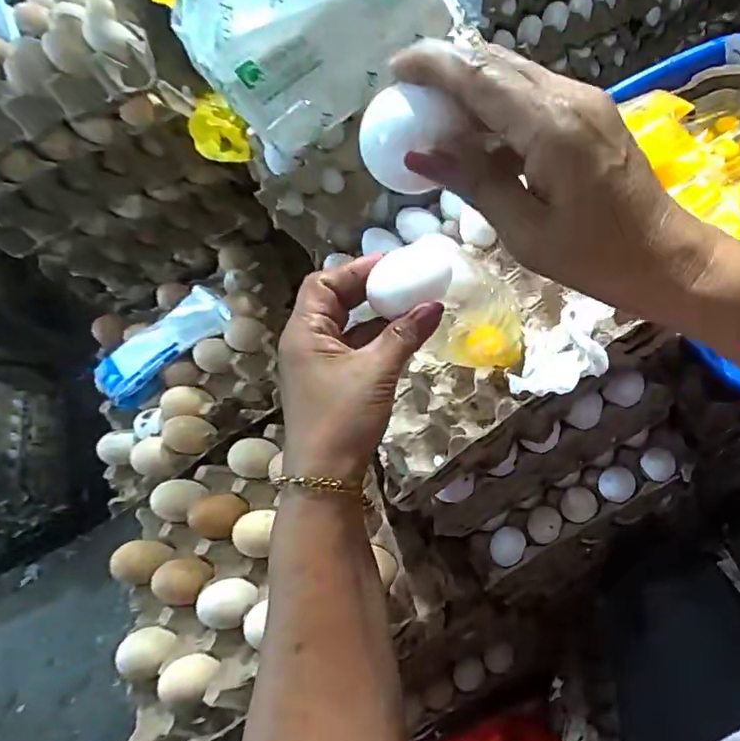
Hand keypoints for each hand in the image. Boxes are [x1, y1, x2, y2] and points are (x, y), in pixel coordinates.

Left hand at [277, 256, 443, 482]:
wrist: (325, 476)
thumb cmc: (343, 418)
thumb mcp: (376, 371)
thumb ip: (405, 335)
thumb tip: (434, 305)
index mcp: (305, 331)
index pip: (324, 283)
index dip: (356, 270)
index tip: (392, 264)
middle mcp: (306, 341)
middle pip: (334, 300)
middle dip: (368, 289)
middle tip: (405, 280)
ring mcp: (318, 363)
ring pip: (347, 325)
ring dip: (376, 314)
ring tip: (410, 303)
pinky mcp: (331, 382)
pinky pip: (355, 348)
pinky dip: (377, 338)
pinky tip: (404, 336)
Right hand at [390, 39, 720, 319]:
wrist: (667, 258)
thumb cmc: (597, 258)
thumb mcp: (526, 232)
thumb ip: (473, 182)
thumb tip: (420, 153)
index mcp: (550, 127)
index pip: (478, 75)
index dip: (431, 66)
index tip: (394, 73)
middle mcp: (569, 97)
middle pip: (496, 63)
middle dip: (448, 73)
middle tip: (412, 102)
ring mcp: (586, 100)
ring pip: (516, 74)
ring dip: (475, 90)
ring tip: (441, 123)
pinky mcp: (594, 112)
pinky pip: (536, 94)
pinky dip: (502, 107)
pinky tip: (484, 139)